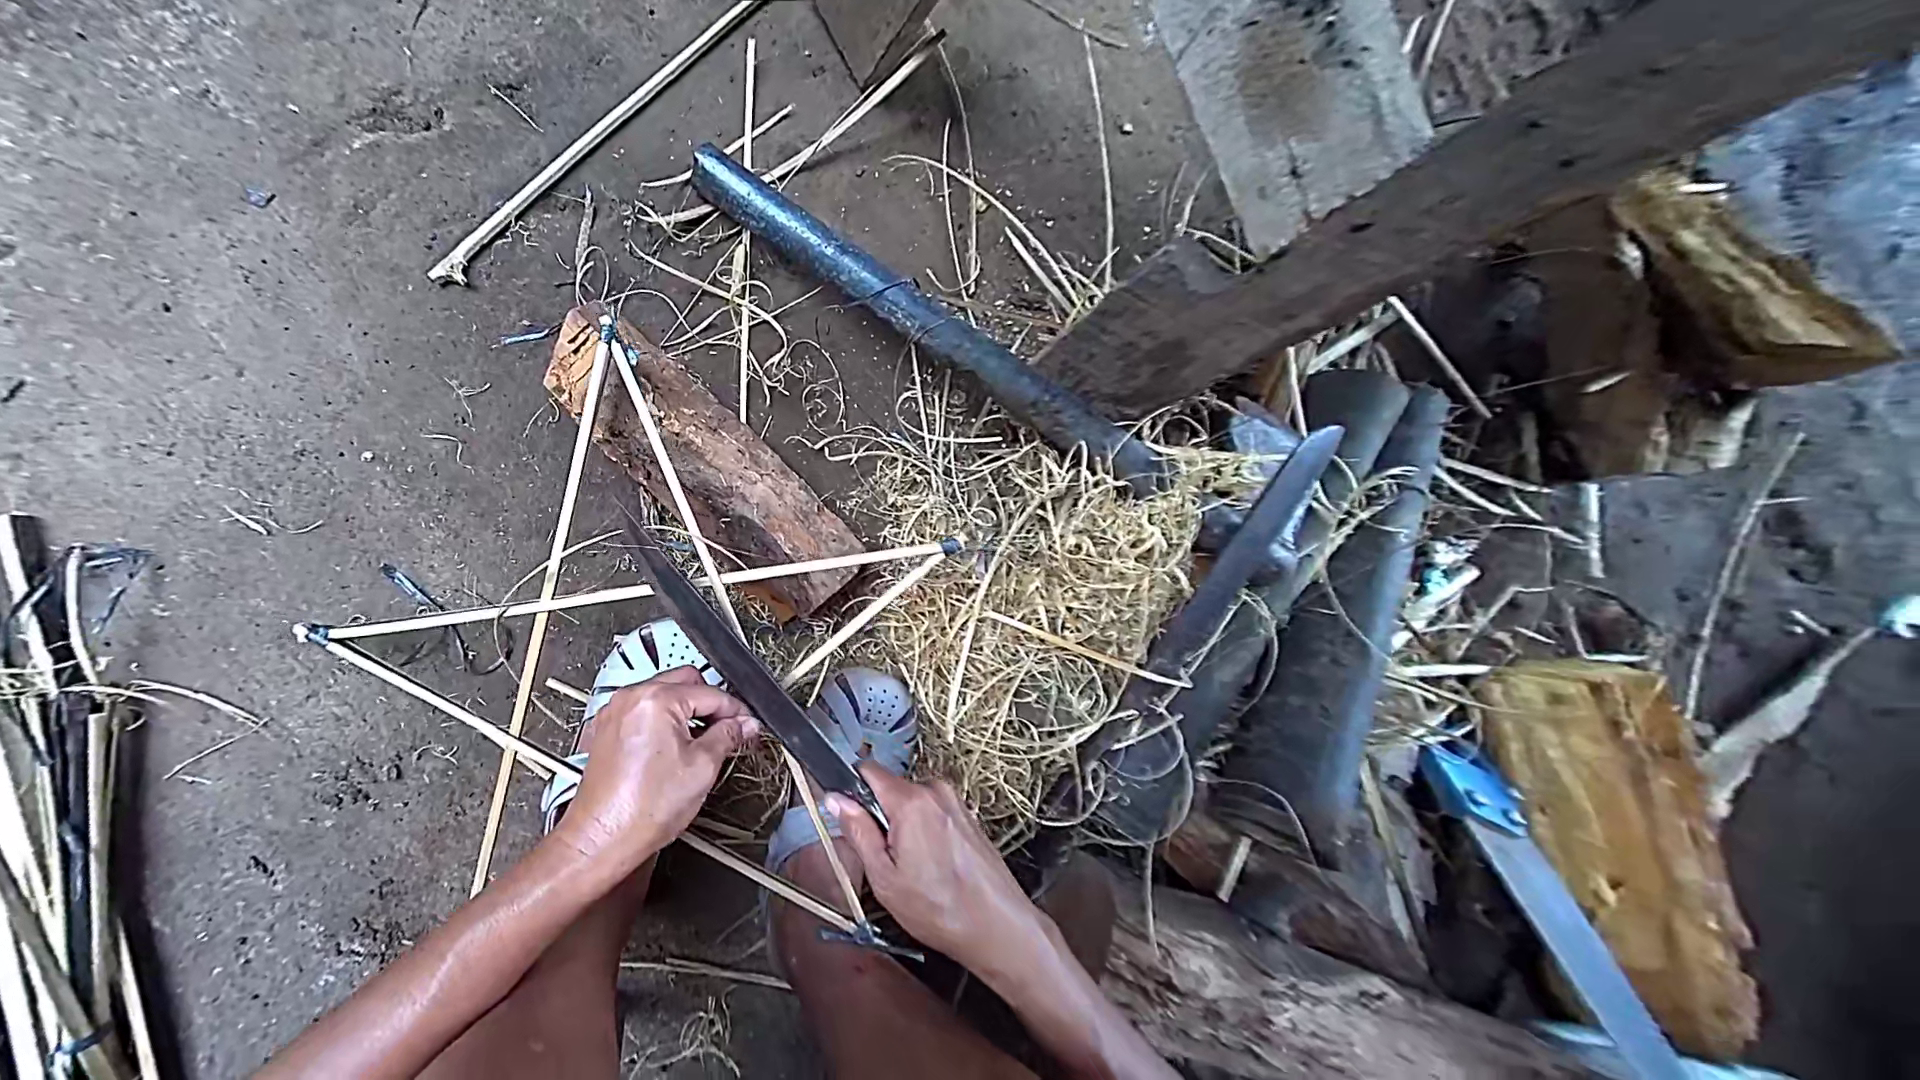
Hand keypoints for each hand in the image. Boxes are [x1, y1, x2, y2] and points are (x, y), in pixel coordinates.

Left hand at [551, 667, 759, 875]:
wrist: (600, 841)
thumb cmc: (640, 810)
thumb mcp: (703, 766)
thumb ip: (729, 735)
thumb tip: (744, 724)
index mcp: (657, 700)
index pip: (711, 693)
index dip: (736, 711)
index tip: (747, 724)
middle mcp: (631, 698)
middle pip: (686, 683)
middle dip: (711, 704)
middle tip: (729, 727)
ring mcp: (614, 714)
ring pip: (664, 694)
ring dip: (687, 710)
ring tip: (703, 741)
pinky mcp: (606, 731)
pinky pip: (643, 711)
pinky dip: (663, 721)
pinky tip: (675, 747)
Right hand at [827, 766, 1048, 980]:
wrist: (996, 924)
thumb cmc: (939, 908)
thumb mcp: (884, 876)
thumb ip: (858, 830)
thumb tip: (836, 800)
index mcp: (911, 800)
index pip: (870, 770)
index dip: (853, 789)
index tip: (849, 814)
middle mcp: (935, 791)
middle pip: (892, 789)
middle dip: (882, 816)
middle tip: (886, 858)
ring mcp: (955, 801)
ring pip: (913, 802)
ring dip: (905, 826)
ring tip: (914, 867)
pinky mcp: (967, 814)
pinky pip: (933, 812)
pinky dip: (926, 831)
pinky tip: (934, 865)